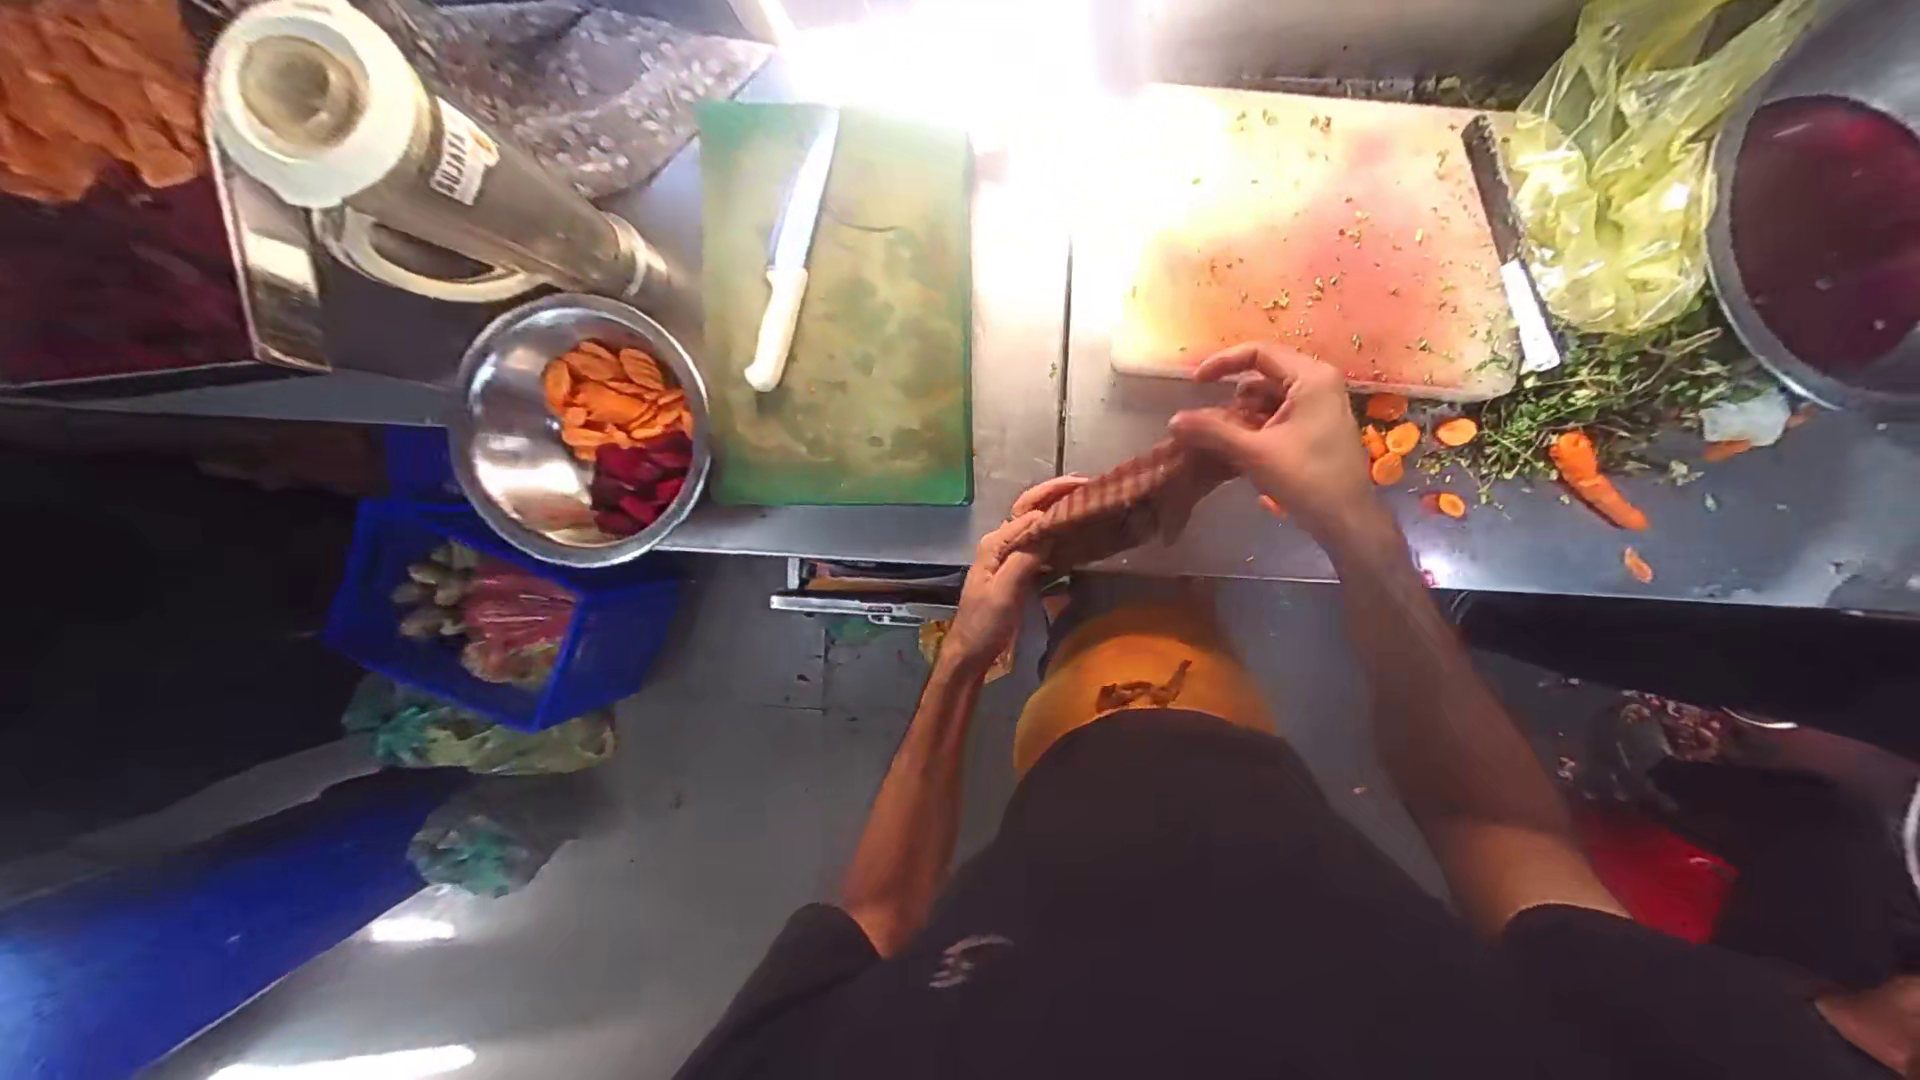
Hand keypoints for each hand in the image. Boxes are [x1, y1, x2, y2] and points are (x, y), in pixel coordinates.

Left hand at [942, 475, 1088, 673]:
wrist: (970, 652)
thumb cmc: (984, 623)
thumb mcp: (1004, 592)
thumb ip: (1024, 558)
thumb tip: (1047, 524)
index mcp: (994, 543)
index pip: (1028, 513)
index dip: (1054, 498)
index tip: (1083, 490)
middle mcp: (1000, 543)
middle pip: (1029, 509)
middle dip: (1055, 493)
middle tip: (1087, 484)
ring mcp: (1008, 556)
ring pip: (1035, 524)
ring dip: (1057, 510)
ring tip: (1085, 501)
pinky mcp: (1017, 571)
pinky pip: (1039, 545)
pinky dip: (1056, 535)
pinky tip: (1074, 534)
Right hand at [1167, 342, 1376, 539]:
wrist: (1345, 518)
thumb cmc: (1306, 479)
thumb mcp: (1253, 452)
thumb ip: (1211, 431)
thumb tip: (1173, 421)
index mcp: (1310, 378)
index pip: (1258, 353)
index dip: (1221, 363)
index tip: (1195, 383)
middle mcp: (1318, 383)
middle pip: (1262, 375)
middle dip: (1230, 397)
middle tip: (1206, 420)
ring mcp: (1319, 405)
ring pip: (1267, 397)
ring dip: (1240, 414)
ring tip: (1221, 439)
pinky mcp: (1315, 426)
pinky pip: (1276, 414)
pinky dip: (1254, 425)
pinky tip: (1239, 447)